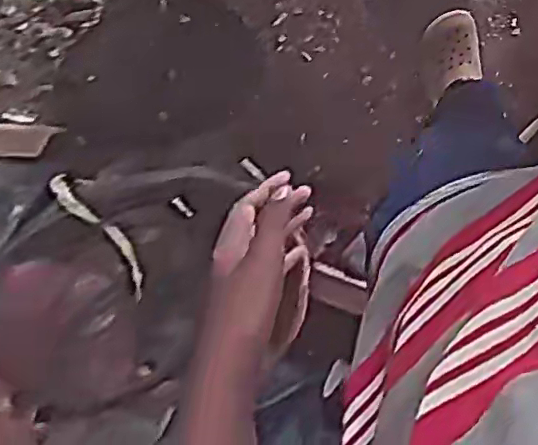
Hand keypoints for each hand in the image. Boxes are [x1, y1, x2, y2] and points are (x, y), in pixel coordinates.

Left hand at [181, 175, 312, 444]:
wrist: (233, 361)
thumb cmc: (247, 306)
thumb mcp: (265, 255)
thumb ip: (275, 220)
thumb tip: (284, 190)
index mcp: (232, 244)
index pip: (247, 205)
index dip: (267, 187)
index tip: (289, 176)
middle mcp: (232, 258)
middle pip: (256, 222)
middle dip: (280, 204)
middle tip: (304, 193)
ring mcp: (239, 279)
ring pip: (263, 241)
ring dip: (284, 225)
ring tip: (306, 216)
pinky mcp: (250, 298)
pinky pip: (269, 261)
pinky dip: (285, 249)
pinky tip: (298, 254)